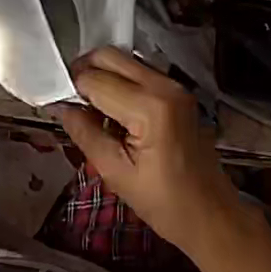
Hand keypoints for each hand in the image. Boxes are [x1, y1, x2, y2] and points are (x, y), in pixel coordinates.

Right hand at [52, 47, 242, 251]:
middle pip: (108, 56)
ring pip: (122, 59)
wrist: (212, 215)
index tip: (61, 110)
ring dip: (100, 76)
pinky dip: (117, 81)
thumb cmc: (164, 202)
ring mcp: (174, 85)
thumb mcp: (114, 172)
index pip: (93, 79)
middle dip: (83, 73)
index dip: (71, 92)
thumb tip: (58, 106)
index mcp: (150, 107)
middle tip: (71, 103)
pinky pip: (137, 71)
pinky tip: (113, 111)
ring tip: (91, 110)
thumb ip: (83, 132)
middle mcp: (164, 85)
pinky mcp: (177, 90)